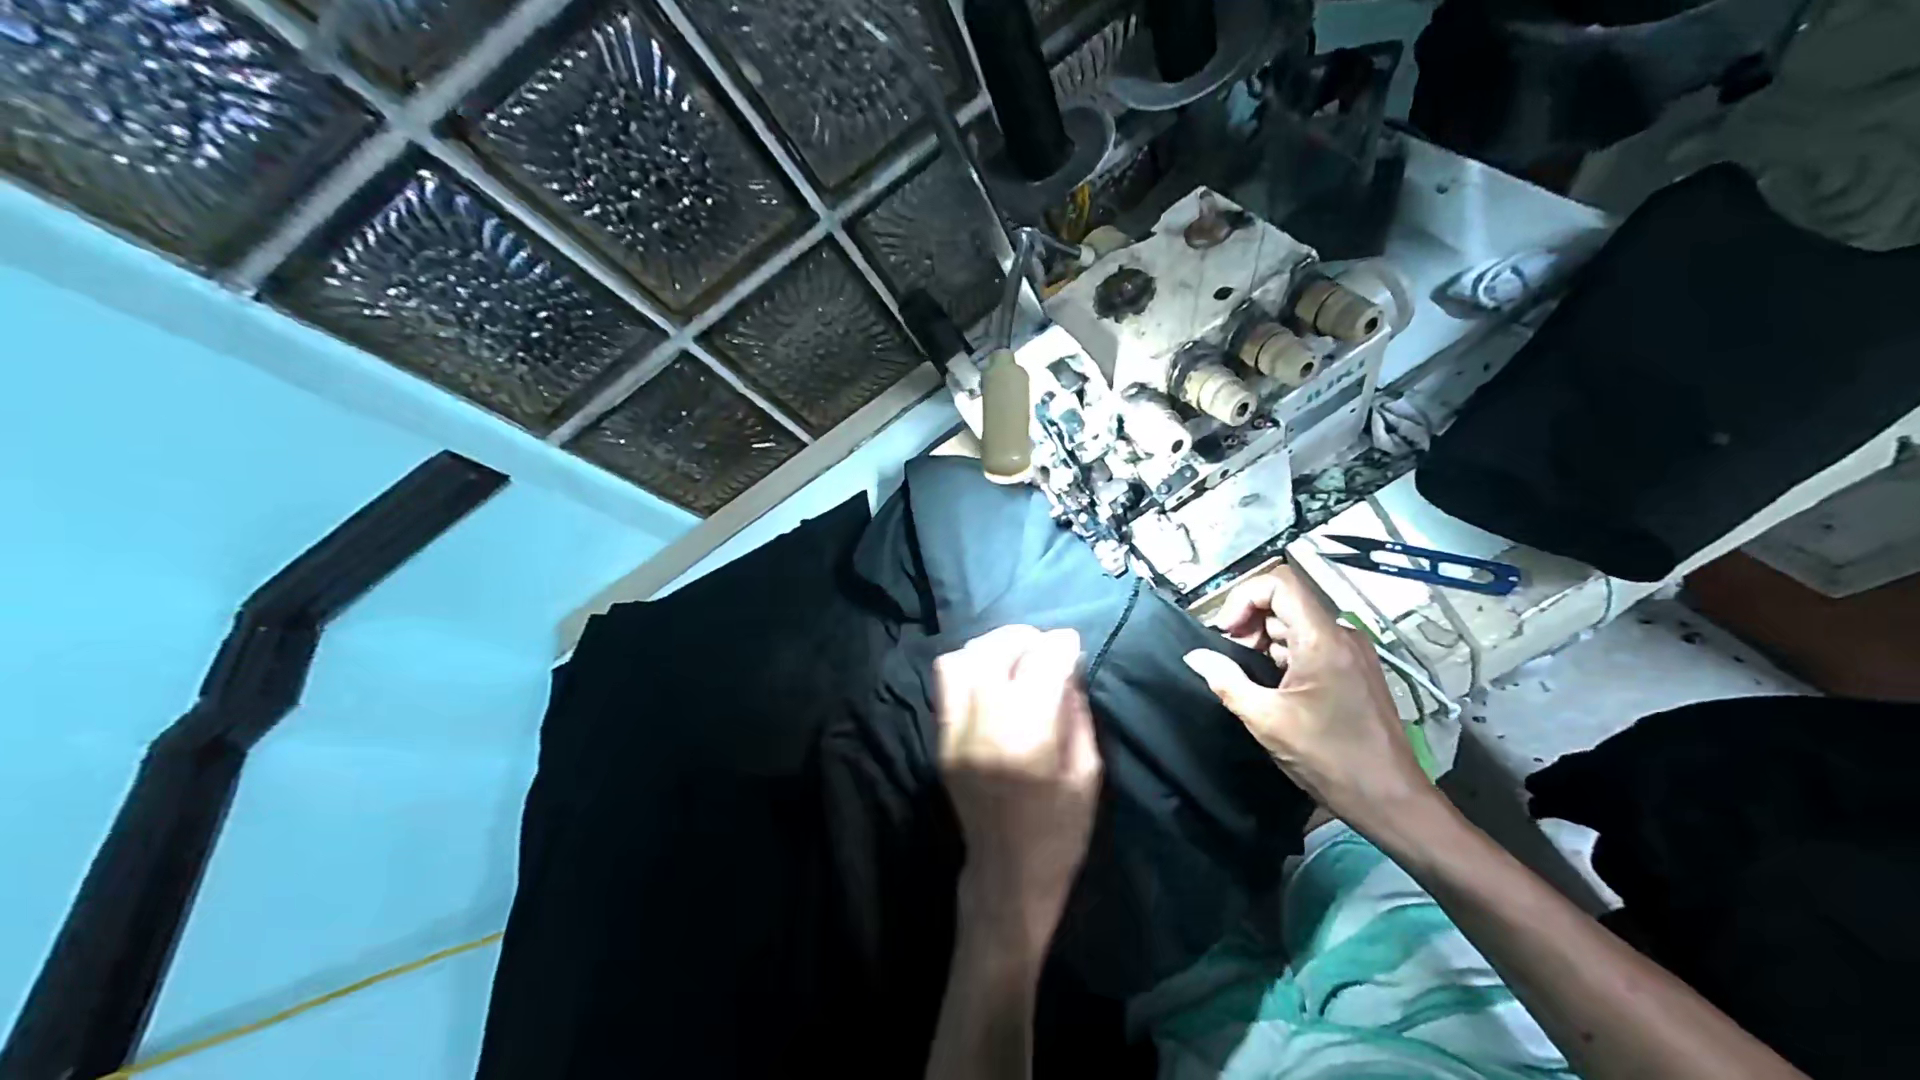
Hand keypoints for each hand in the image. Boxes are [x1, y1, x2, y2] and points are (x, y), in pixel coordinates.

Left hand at [934, 625, 1102, 955]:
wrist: (1006, 876)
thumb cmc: (1060, 834)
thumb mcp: (1088, 775)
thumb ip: (1076, 714)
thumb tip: (1068, 666)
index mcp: (1029, 741)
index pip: (1042, 665)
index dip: (1061, 645)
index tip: (1073, 644)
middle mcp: (984, 728)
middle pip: (997, 651)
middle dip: (1027, 638)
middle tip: (1047, 646)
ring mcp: (955, 733)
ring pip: (963, 659)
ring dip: (994, 646)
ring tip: (1018, 655)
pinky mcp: (941, 740)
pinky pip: (947, 682)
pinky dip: (972, 665)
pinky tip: (994, 675)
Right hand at [1183, 565, 1433, 837]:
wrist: (1390, 798)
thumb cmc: (1329, 758)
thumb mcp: (1265, 719)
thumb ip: (1226, 681)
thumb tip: (1196, 657)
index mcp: (1323, 639)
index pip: (1279, 583)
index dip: (1243, 598)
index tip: (1226, 632)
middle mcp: (1342, 635)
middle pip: (1286, 602)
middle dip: (1249, 622)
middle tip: (1230, 657)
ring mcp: (1352, 652)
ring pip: (1296, 624)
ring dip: (1264, 640)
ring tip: (1248, 676)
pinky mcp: (1354, 669)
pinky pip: (1311, 644)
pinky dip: (1284, 655)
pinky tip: (1272, 686)